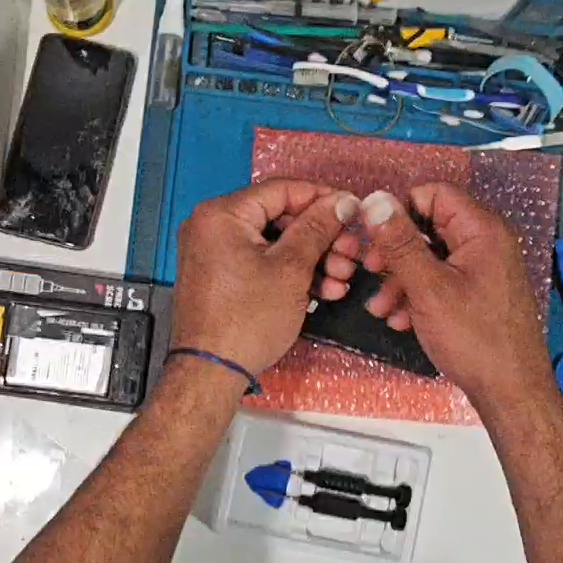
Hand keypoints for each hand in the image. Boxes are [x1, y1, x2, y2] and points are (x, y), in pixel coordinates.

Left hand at [170, 179, 360, 375]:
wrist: (211, 372)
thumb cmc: (245, 322)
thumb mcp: (291, 269)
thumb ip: (317, 228)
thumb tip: (340, 201)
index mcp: (221, 214)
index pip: (282, 189)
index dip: (322, 199)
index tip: (351, 210)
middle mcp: (211, 226)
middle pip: (280, 217)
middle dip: (321, 238)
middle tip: (350, 253)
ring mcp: (214, 253)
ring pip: (274, 243)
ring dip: (312, 259)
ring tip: (341, 278)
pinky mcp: (221, 277)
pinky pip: (260, 262)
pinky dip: (289, 273)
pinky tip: (322, 290)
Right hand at [357, 184, 554, 406]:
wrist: (508, 390)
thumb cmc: (473, 337)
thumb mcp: (427, 287)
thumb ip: (399, 243)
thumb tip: (375, 200)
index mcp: (481, 231)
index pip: (434, 194)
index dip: (400, 209)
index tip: (372, 235)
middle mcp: (485, 243)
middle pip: (429, 226)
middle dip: (395, 250)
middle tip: (370, 271)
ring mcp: (483, 269)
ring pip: (430, 257)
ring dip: (400, 279)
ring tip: (381, 308)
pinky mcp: (478, 293)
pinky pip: (440, 280)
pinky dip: (417, 295)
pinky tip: (401, 320)